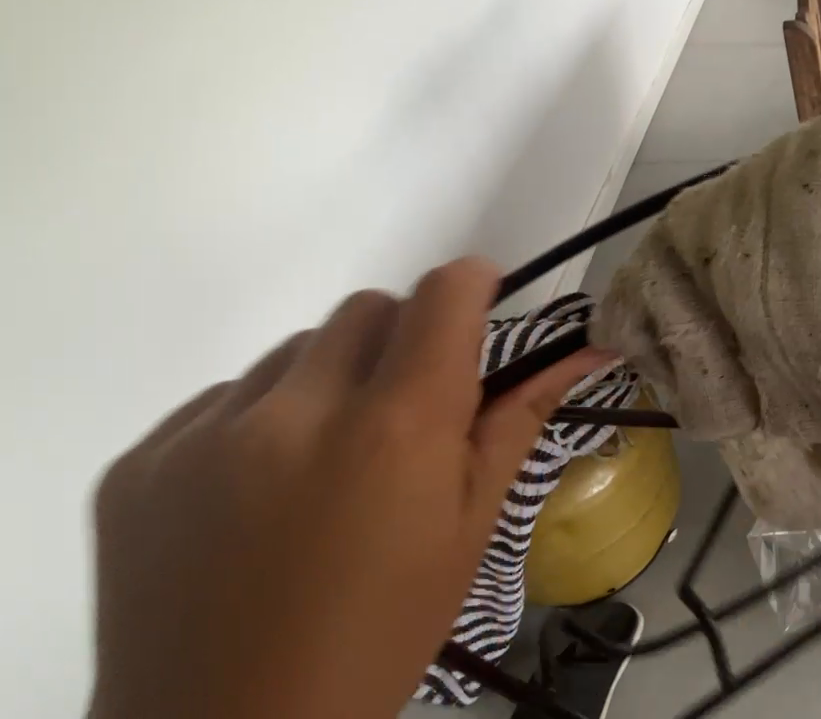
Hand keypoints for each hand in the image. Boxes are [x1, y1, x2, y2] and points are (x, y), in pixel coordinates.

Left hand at [89, 258, 611, 718]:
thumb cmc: (387, 626)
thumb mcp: (474, 523)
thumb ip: (521, 417)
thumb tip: (590, 349)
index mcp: (398, 425)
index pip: (443, 292)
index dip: (472, 285)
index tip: (482, 308)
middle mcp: (299, 410)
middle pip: (368, 309)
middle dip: (403, 337)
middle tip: (410, 410)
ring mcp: (205, 436)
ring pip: (295, 352)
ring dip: (331, 379)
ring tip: (331, 460)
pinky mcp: (139, 466)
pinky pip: (223, 400)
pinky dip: (259, 422)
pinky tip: (263, 495)